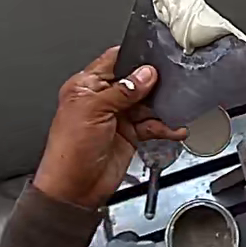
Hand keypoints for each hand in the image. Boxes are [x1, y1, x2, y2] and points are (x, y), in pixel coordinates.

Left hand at [33, 47, 187, 207]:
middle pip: (134, 81)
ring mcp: (117, 117)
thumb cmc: (69, 150)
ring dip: (162, 106)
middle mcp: (103, 99)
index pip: (113, 61)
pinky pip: (151, 124)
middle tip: (170, 83)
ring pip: (146, 103)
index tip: (153, 58)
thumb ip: (123, 91)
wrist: (74, 189)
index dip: (133, 57)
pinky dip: (164, 126)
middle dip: (153, 82)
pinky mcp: (130, 134)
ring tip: (176, 107)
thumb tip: (146, 73)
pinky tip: (174, 127)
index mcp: (87, 86)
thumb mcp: (95, 111)